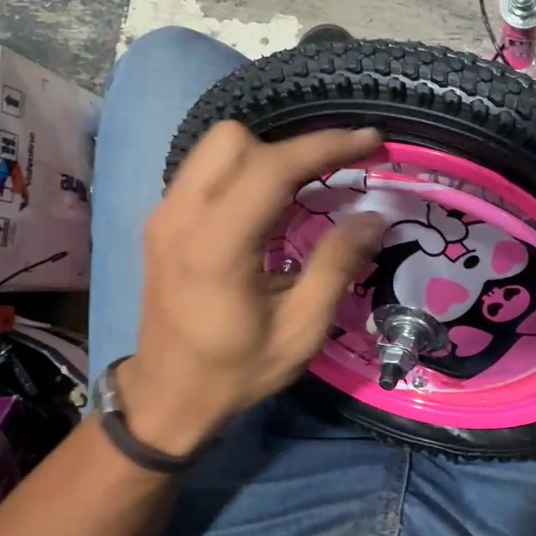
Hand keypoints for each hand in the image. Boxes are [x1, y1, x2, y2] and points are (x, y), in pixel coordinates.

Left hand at [118, 122, 386, 455]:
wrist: (165, 396)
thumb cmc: (236, 369)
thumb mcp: (300, 330)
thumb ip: (335, 266)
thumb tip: (374, 216)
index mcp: (216, 247)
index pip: (270, 168)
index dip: (324, 146)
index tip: (369, 140)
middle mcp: (180, 217)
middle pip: (233, 139)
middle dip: (288, 147)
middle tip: (329, 175)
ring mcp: (163, 215)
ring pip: (215, 147)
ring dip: (265, 155)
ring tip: (304, 186)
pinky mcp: (162, 221)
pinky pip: (205, 169)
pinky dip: (243, 170)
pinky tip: (270, 203)